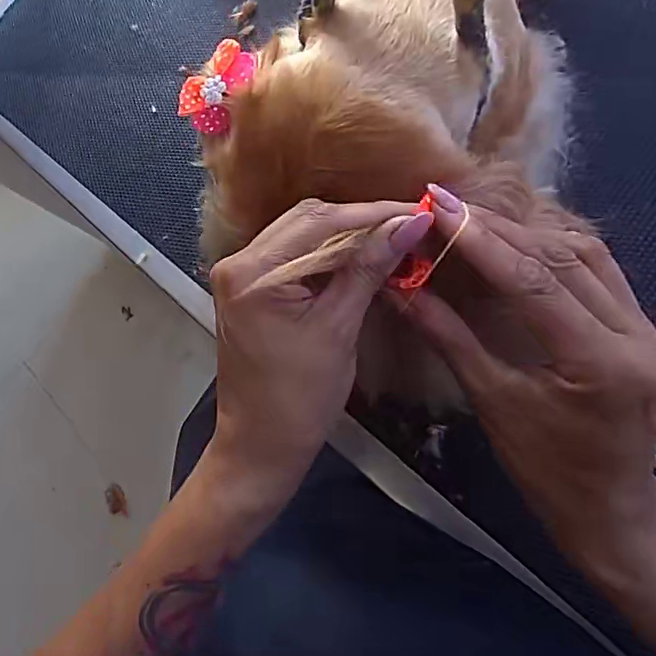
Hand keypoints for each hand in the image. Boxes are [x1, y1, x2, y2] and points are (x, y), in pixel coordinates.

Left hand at [208, 199, 432, 499]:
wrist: (260, 442)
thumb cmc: (297, 400)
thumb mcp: (338, 328)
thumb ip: (368, 269)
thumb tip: (408, 225)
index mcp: (252, 273)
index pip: (320, 222)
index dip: (374, 214)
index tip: (417, 212)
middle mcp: (238, 263)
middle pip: (307, 220)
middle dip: (361, 220)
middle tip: (409, 224)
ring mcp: (240, 274)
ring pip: (302, 233)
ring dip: (347, 234)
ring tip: (394, 237)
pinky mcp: (251, 287)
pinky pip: (294, 254)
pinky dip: (329, 253)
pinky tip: (362, 255)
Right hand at [401, 186, 655, 561]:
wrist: (612, 508)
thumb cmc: (545, 468)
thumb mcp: (491, 401)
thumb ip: (448, 335)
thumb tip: (399, 288)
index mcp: (601, 364)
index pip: (533, 281)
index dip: (480, 240)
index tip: (437, 207)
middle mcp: (640, 338)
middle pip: (561, 259)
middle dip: (497, 228)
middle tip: (446, 205)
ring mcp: (652, 331)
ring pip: (585, 256)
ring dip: (526, 232)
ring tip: (473, 217)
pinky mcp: (649, 329)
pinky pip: (599, 272)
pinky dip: (553, 249)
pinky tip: (518, 240)